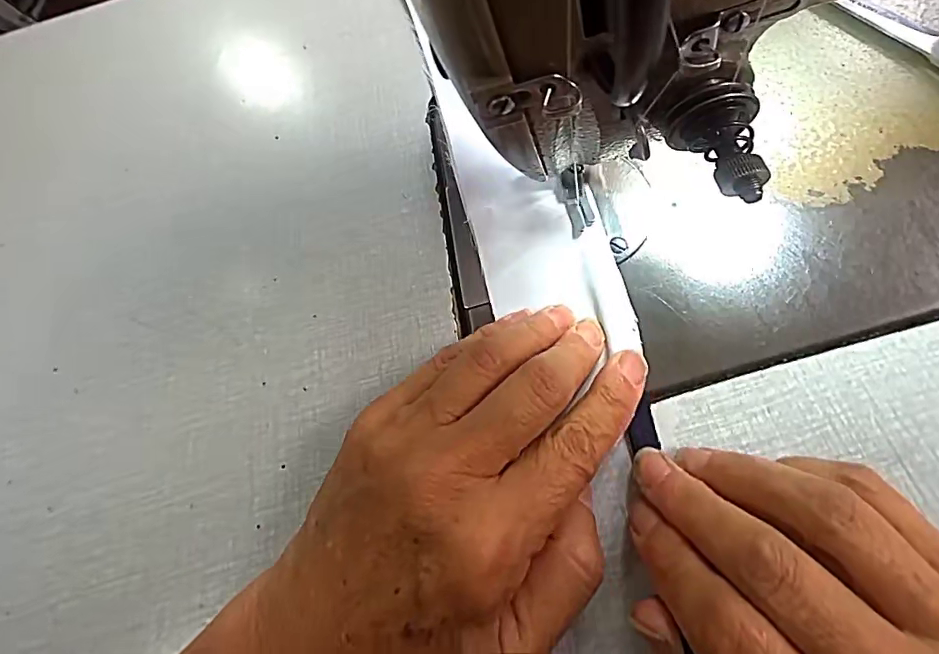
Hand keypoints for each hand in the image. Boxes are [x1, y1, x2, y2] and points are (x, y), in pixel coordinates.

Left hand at [186, 306, 646, 652]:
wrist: (310, 638)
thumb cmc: (407, 645)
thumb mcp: (512, 642)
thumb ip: (570, 567)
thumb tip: (590, 486)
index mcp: (487, 539)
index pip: (572, 445)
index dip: (610, 399)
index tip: (628, 371)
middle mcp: (444, 478)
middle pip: (533, 388)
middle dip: (576, 353)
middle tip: (595, 337)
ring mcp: (404, 441)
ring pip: (486, 359)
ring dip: (531, 330)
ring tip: (558, 318)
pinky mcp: (377, 421)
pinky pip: (441, 362)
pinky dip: (482, 339)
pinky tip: (506, 331)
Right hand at [627, 449, 938, 653]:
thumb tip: (659, 607)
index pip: (739, 632)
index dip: (678, 567)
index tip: (646, 524)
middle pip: (776, 562)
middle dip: (700, 508)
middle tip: (657, 474)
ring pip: (829, 514)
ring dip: (749, 475)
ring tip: (701, 459)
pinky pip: (881, 498)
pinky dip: (815, 471)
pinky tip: (775, 467)